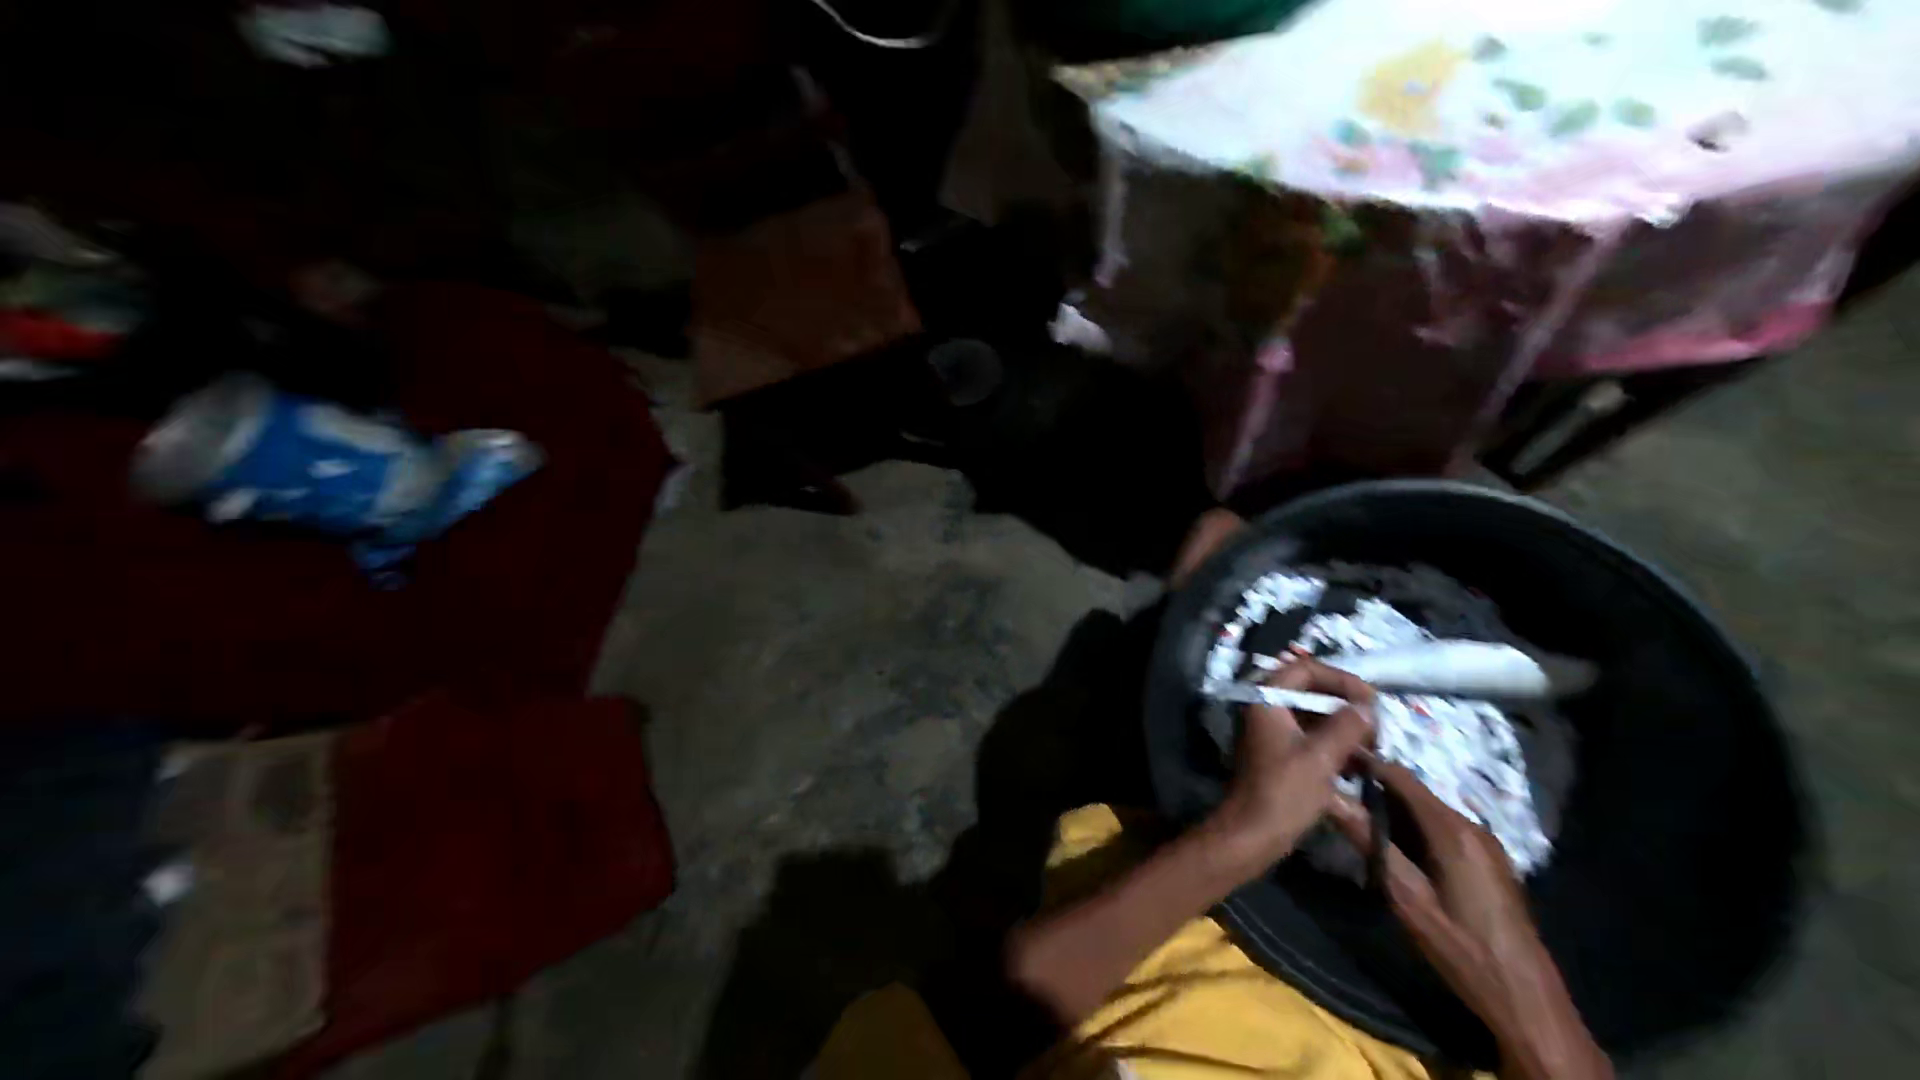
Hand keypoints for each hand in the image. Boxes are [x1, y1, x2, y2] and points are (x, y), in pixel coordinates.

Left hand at [1209, 658, 1375, 870]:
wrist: (1252, 832)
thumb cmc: (1284, 792)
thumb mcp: (1321, 757)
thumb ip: (1346, 726)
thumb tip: (1368, 707)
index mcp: (1265, 699)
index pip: (1305, 669)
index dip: (1341, 678)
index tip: (1372, 699)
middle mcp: (1263, 707)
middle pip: (1309, 690)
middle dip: (1345, 704)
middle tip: (1376, 724)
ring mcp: (1269, 729)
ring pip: (1311, 714)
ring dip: (1342, 725)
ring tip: (1373, 746)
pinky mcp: (1277, 751)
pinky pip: (1309, 735)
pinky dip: (1333, 743)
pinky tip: (1359, 762)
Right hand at [1335, 764, 1612, 1079]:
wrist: (1526, 998)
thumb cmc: (1460, 946)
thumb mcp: (1406, 897)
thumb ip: (1369, 842)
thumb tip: (1330, 796)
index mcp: (1452, 830)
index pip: (1401, 777)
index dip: (1365, 764)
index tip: (1331, 761)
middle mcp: (1472, 827)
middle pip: (1415, 792)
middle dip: (1375, 788)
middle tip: (1336, 794)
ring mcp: (1486, 844)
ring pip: (1428, 810)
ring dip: (1393, 810)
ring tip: (1356, 818)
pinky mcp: (1490, 861)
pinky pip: (1443, 827)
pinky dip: (1413, 827)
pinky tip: (1394, 845)